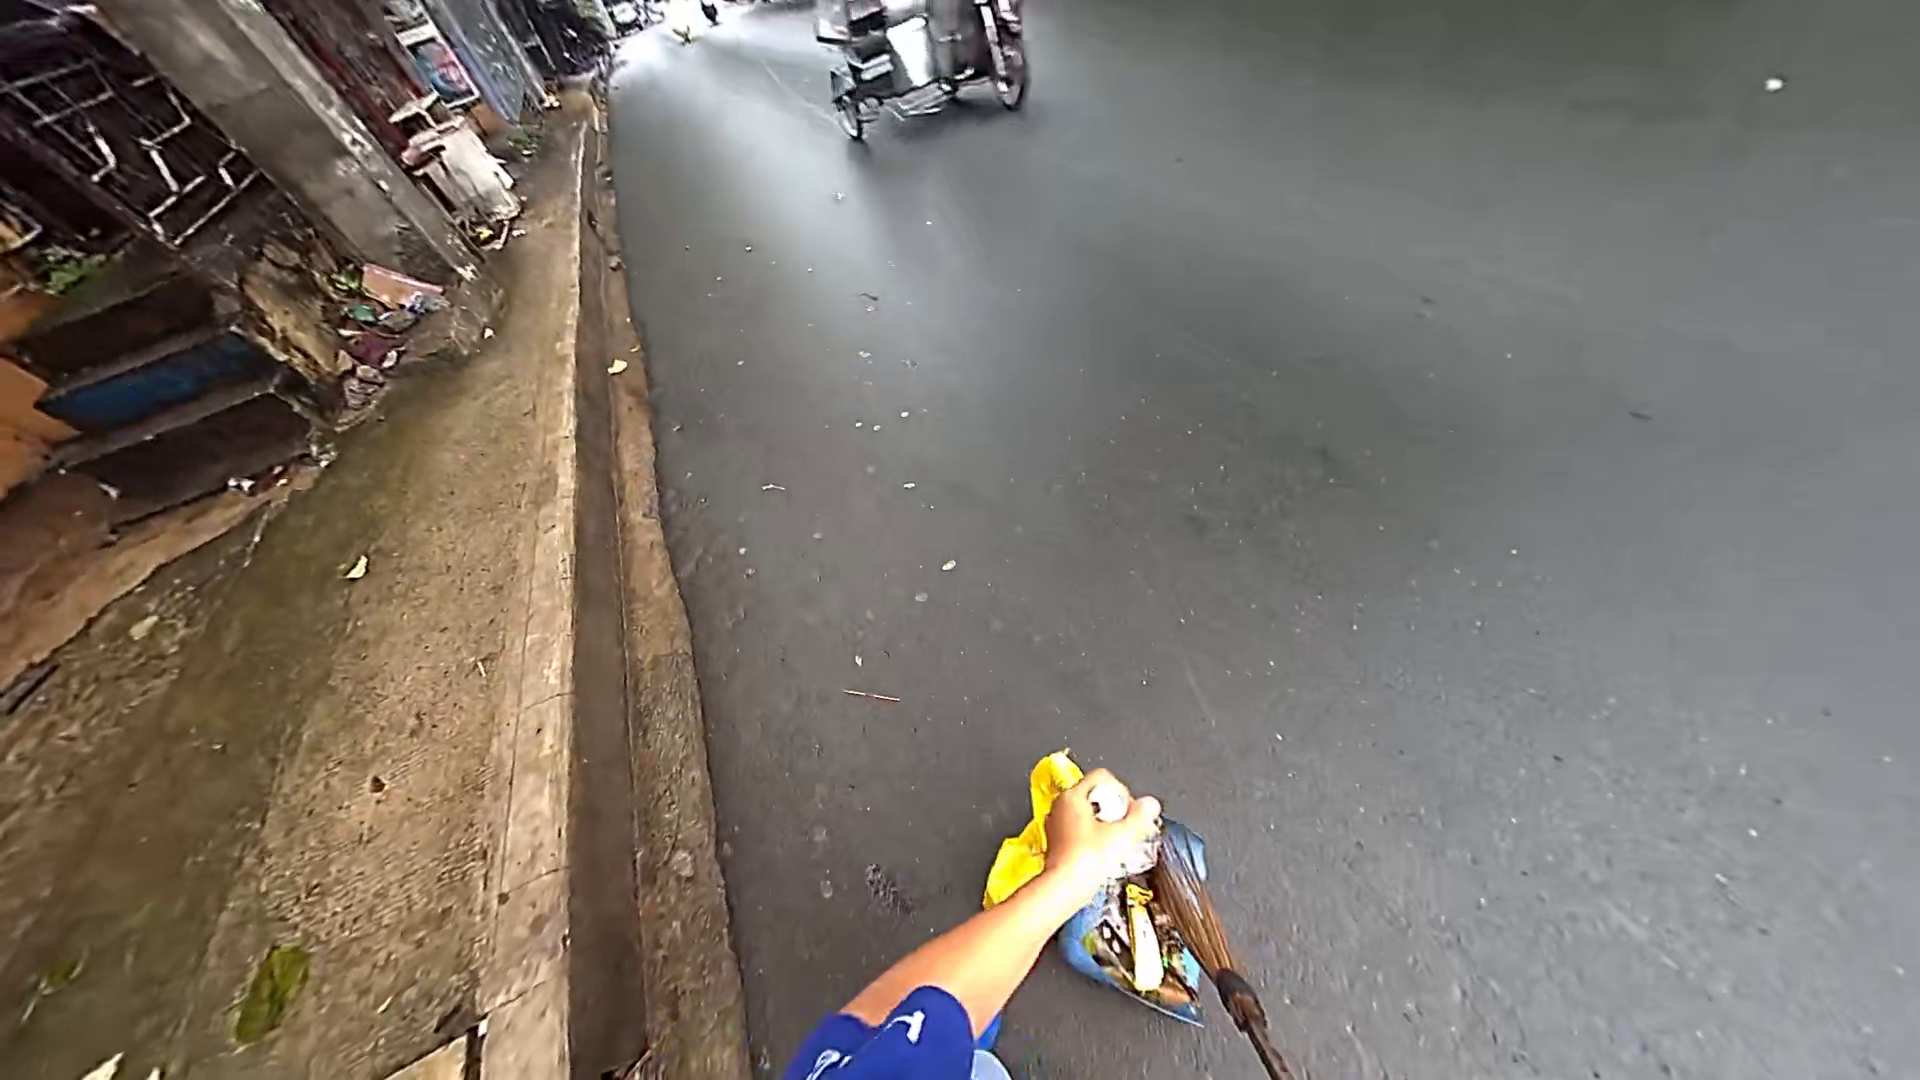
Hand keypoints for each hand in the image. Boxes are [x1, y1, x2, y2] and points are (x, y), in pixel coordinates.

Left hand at [1040, 768, 1161, 907]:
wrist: (1064, 887)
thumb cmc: (1088, 859)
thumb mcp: (1120, 836)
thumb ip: (1139, 817)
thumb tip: (1152, 803)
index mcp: (1072, 795)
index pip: (1101, 777)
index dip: (1120, 789)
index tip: (1129, 809)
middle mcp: (1060, 804)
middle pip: (1093, 793)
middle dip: (1112, 806)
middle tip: (1124, 824)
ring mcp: (1055, 821)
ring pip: (1084, 810)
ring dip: (1102, 820)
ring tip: (1115, 838)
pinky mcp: (1054, 838)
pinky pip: (1076, 825)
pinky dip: (1090, 832)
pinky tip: (1100, 849)